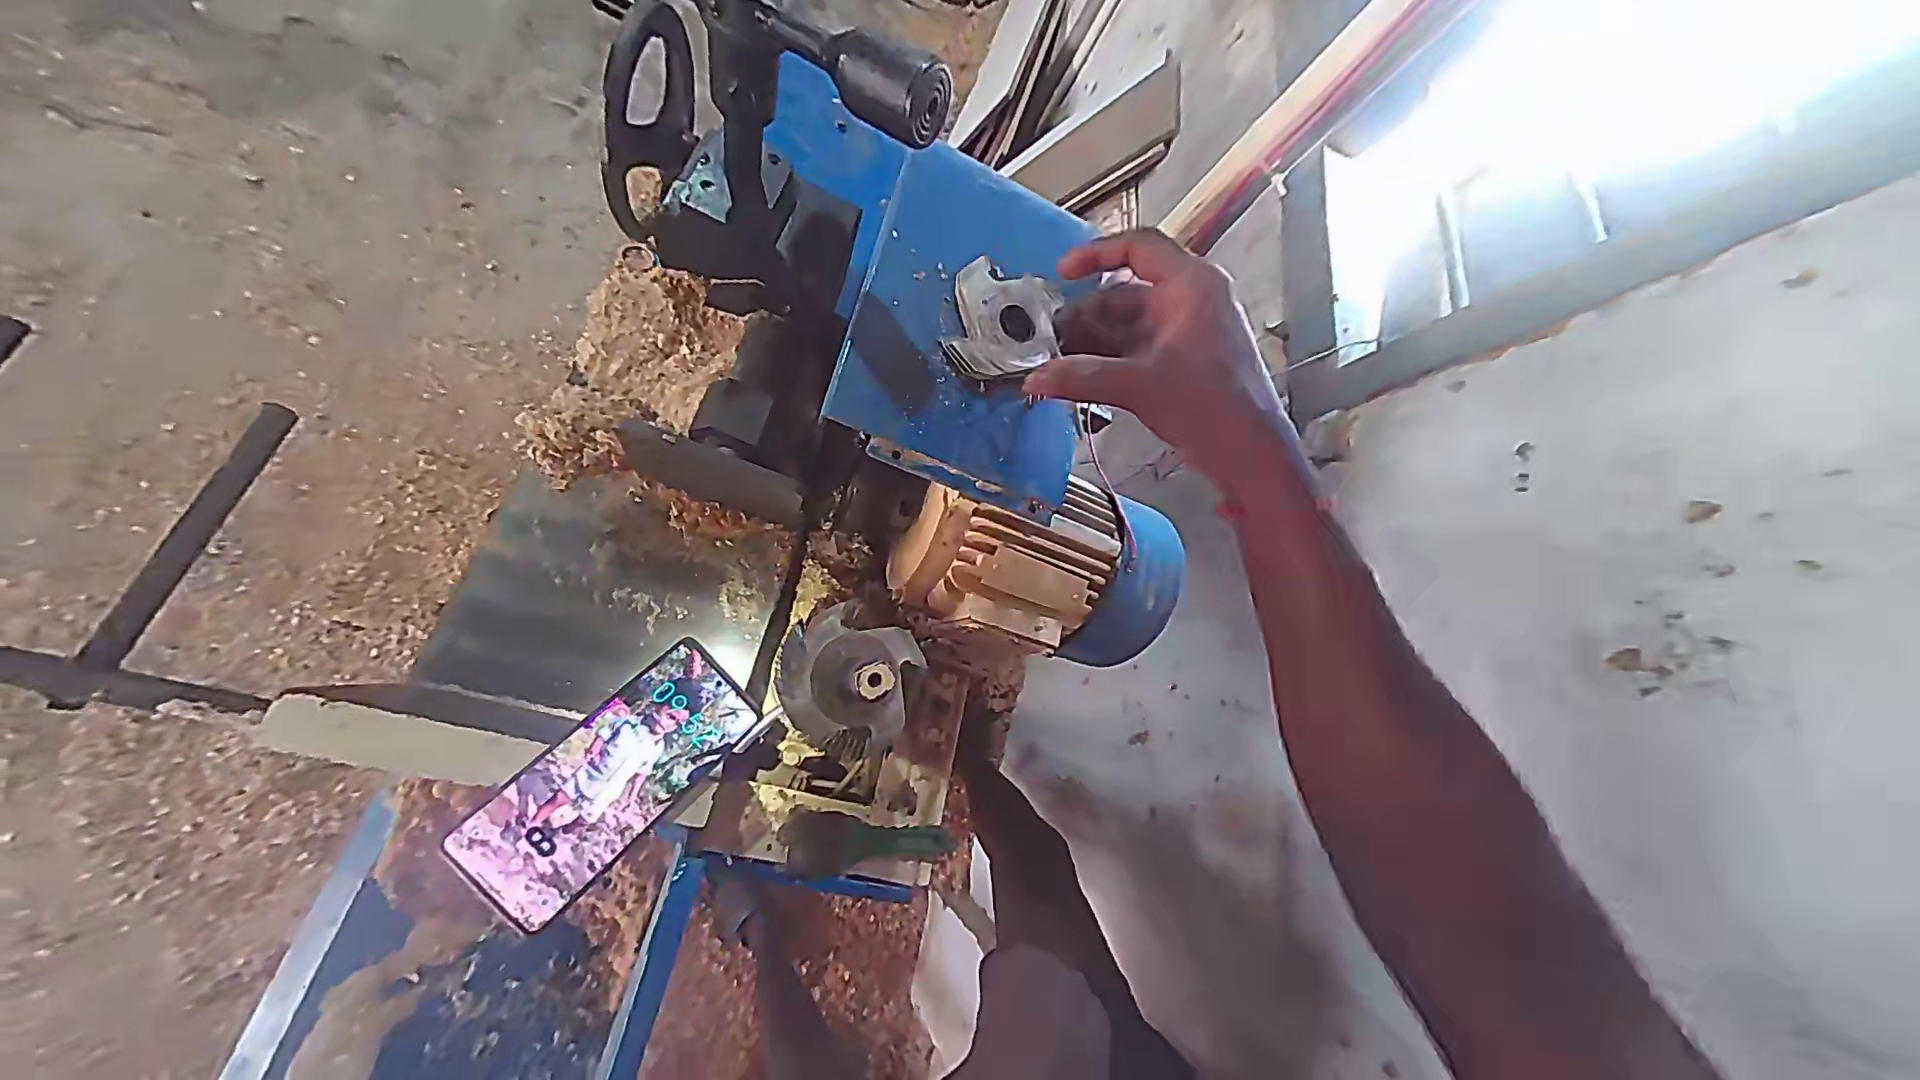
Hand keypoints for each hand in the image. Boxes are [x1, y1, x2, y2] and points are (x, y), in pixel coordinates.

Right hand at [1024, 229, 1291, 465]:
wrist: (1246, 453)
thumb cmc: (1215, 408)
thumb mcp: (1140, 386)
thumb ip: (1083, 378)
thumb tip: (1037, 378)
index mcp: (1191, 287)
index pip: (1139, 249)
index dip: (1096, 254)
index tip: (1063, 272)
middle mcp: (1187, 304)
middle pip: (1123, 295)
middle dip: (1083, 316)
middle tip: (1049, 337)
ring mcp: (1181, 335)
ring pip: (1124, 327)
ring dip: (1089, 343)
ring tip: (1055, 361)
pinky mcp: (1175, 364)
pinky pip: (1130, 352)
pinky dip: (1103, 362)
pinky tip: (1076, 377)